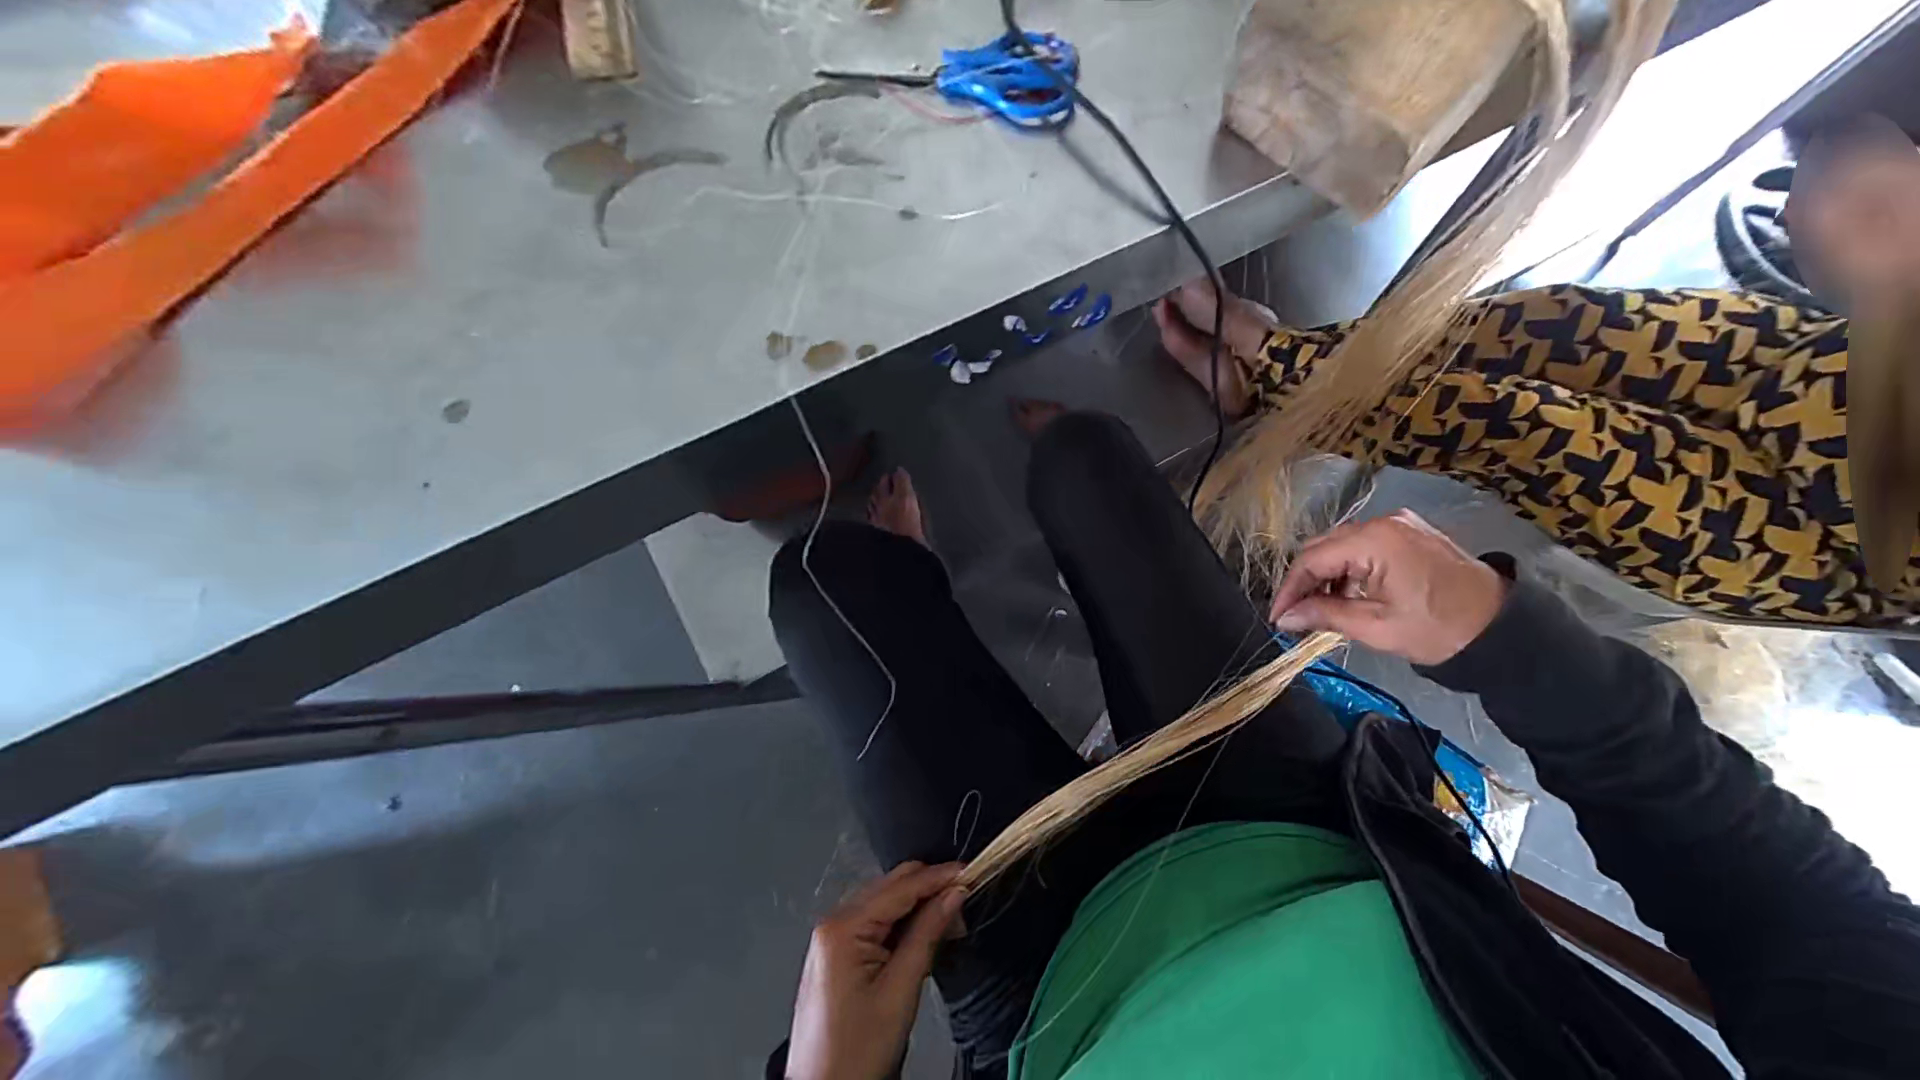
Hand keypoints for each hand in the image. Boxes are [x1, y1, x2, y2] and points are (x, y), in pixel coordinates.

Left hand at [787, 861, 966, 1079]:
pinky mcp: (837, 952)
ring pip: (885, 903)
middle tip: (964, 903)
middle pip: (890, 888)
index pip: (900, 887)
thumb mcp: (900, 990)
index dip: (937, 877)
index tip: (969, 871)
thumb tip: (953, 895)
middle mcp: (834, 922)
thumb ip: (927, 934)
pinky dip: (902, 924)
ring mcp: (833, 936)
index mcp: (844, 927)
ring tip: (950, 923)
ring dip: (918, 907)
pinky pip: (875, 923)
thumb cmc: (857, 1050)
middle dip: (929, 890)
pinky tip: (924, 935)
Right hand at [1269, 510, 1506, 665]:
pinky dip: (1347, 569)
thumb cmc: (1440, 629)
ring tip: (1320, 608)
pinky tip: (1346, 594)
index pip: (1312, 559)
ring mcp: (1398, 524)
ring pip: (1340, 546)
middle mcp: (1382, 522)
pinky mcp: (1409, 533)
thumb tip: (1283, 617)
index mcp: (1374, 540)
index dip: (1289, 589)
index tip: (1277, 617)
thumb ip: (1323, 615)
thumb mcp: (1375, 626)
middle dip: (1304, 581)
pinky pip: (1362, 546)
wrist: (1504, 628)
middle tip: (1295, 614)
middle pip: (1322, 547)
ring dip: (1325, 575)